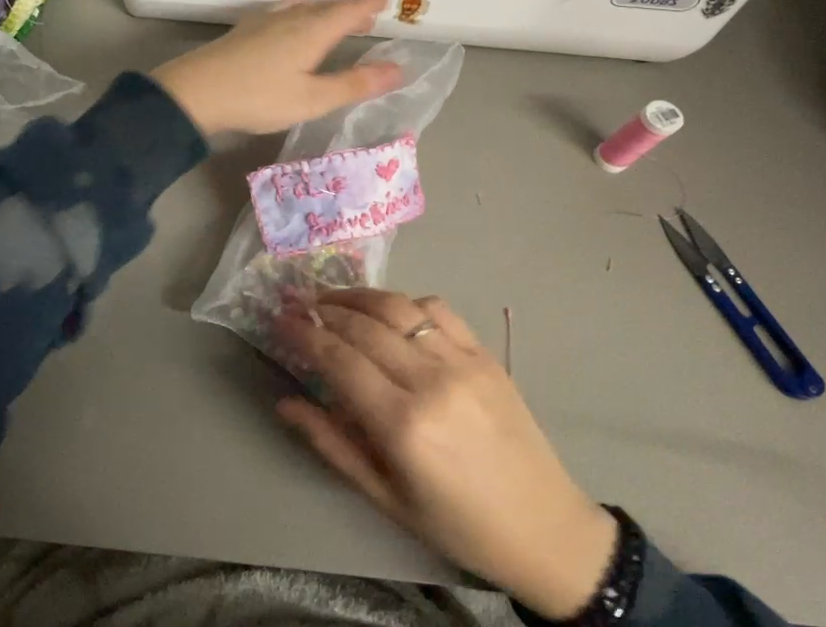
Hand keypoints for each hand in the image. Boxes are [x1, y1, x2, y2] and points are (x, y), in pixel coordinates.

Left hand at [150, 0, 400, 136]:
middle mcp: (288, 18)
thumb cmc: (258, 97)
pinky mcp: (243, 31)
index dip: (367, 5)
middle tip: (366, 13)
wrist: (195, 92)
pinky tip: (289, 25)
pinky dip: (298, 14)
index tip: (385, 1)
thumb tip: (398, 69)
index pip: (346, 11)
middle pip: (324, 6)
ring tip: (332, 19)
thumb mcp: (312, 99)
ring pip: (301, 7)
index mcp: (310, 30)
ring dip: (322, 10)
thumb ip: (354, 84)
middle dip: (347, 8)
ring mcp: (262, 22)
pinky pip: (281, 12)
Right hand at [273, 289, 617, 621]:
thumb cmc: (457, 523)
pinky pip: (438, 310)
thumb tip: (285, 403)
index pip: (338, 358)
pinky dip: (404, 302)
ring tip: (332, 300)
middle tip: (296, 304)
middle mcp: (431, 382)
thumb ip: (331, 443)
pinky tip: (387, 311)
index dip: (303, 333)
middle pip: (362, 326)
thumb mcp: (384, 496)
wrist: (546, 529)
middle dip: (322, 310)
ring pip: (398, 308)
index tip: (279, 320)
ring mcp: (463, 363)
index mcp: (402, 424)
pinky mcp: (486, 356)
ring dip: (358, 297)